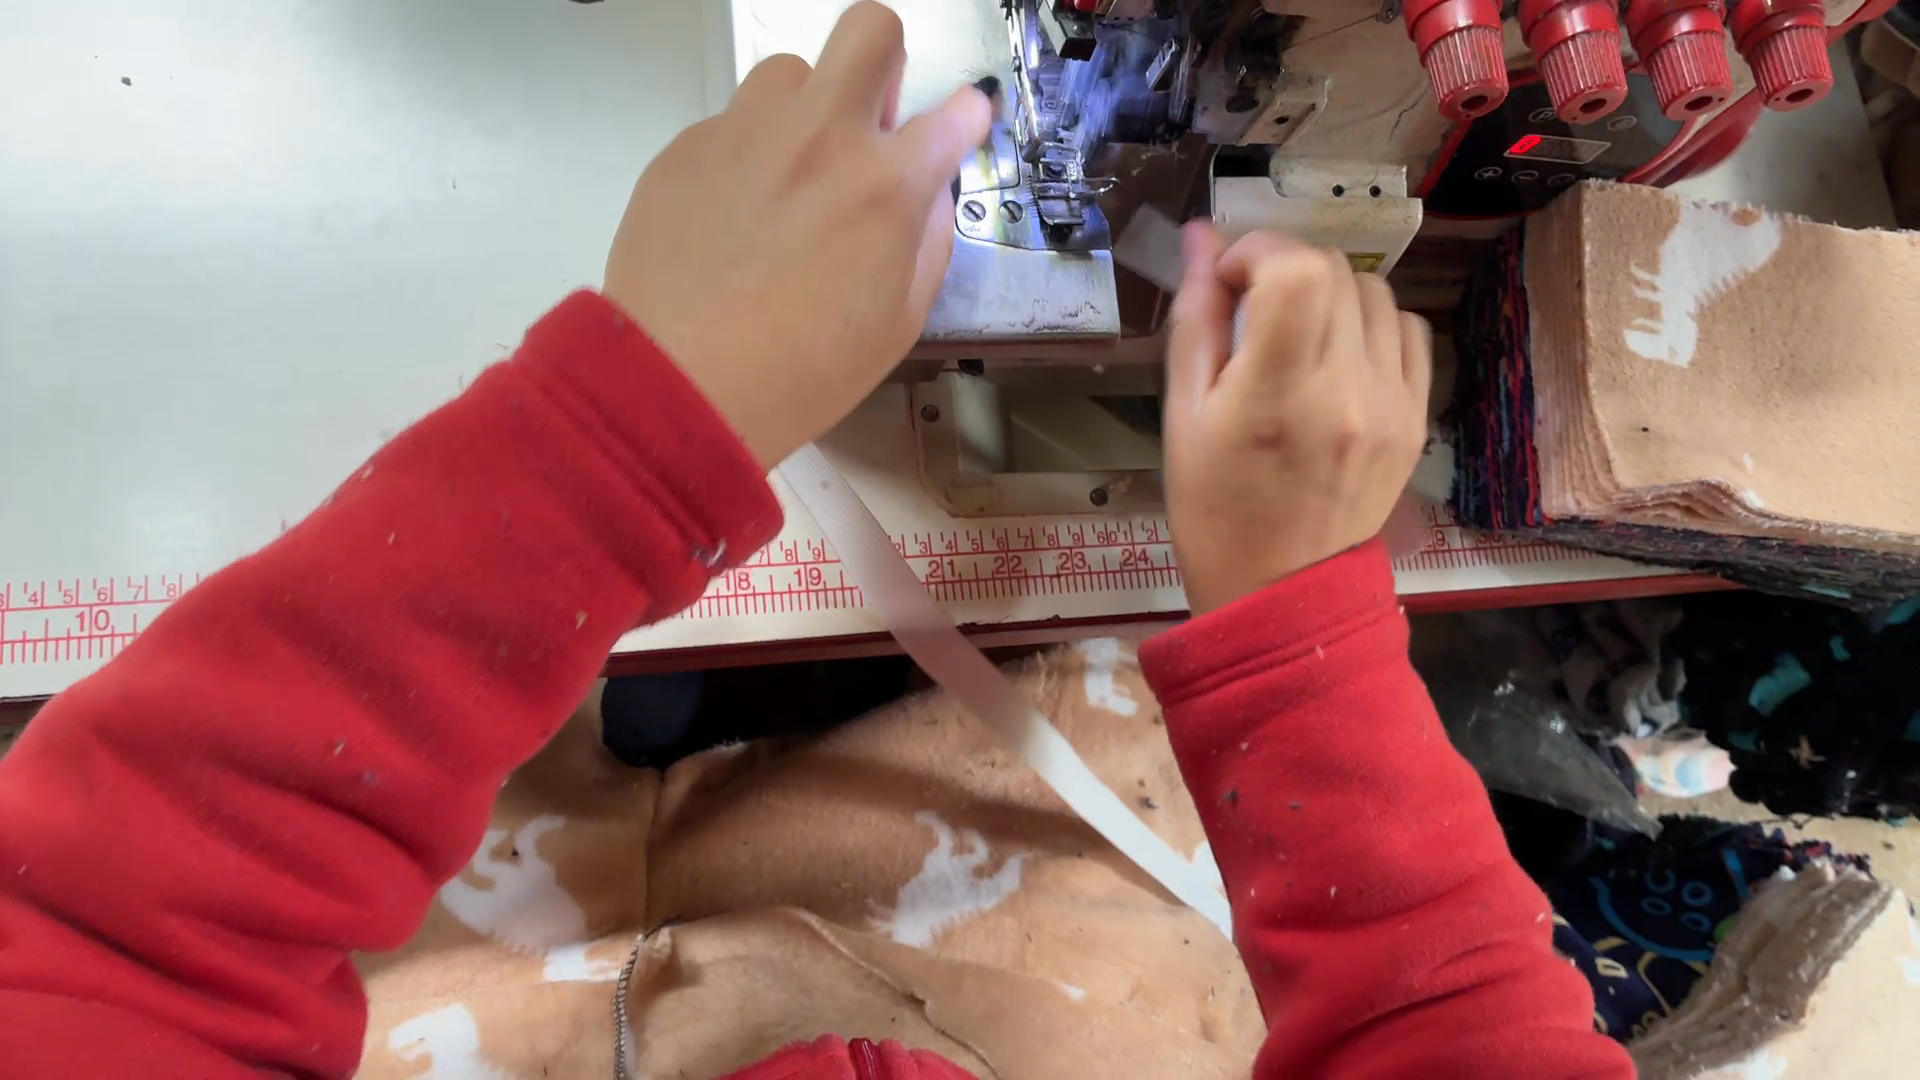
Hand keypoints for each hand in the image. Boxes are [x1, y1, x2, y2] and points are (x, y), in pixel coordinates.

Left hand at [601, 2, 991, 468]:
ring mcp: (746, 131)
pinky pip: (731, 126)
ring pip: (789, 72)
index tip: (960, 128)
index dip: (967, 119)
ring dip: (807, 113)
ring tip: (790, 183)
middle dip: (886, 64)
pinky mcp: (686, 146)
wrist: (685, 381)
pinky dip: (748, 159)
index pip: (956, 116)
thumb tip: (927, 195)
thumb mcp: (898, 325)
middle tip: (870, 129)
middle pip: (871, 29)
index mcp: (887, 185)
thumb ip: (927, 246)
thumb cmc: (807, 372)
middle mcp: (821, 134)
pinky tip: (734, 222)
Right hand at [1164, 225, 1431, 615]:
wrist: (1278, 587)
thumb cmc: (1210, 508)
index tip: (1228, 280)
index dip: (1256, 250)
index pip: (1293, 269)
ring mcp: (1392, 403)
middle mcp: (1345, 388)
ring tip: (1293, 336)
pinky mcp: (1417, 417)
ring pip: (1374, 293)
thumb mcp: (1182, 418)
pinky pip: (1407, 330)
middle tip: (1250, 307)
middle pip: (1332, 270)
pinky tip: (1335, 356)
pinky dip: (1368, 323)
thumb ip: (1194, 323)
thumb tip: (1199, 238)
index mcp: (1274, 393)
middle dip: (1283, 267)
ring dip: (1326, 294)